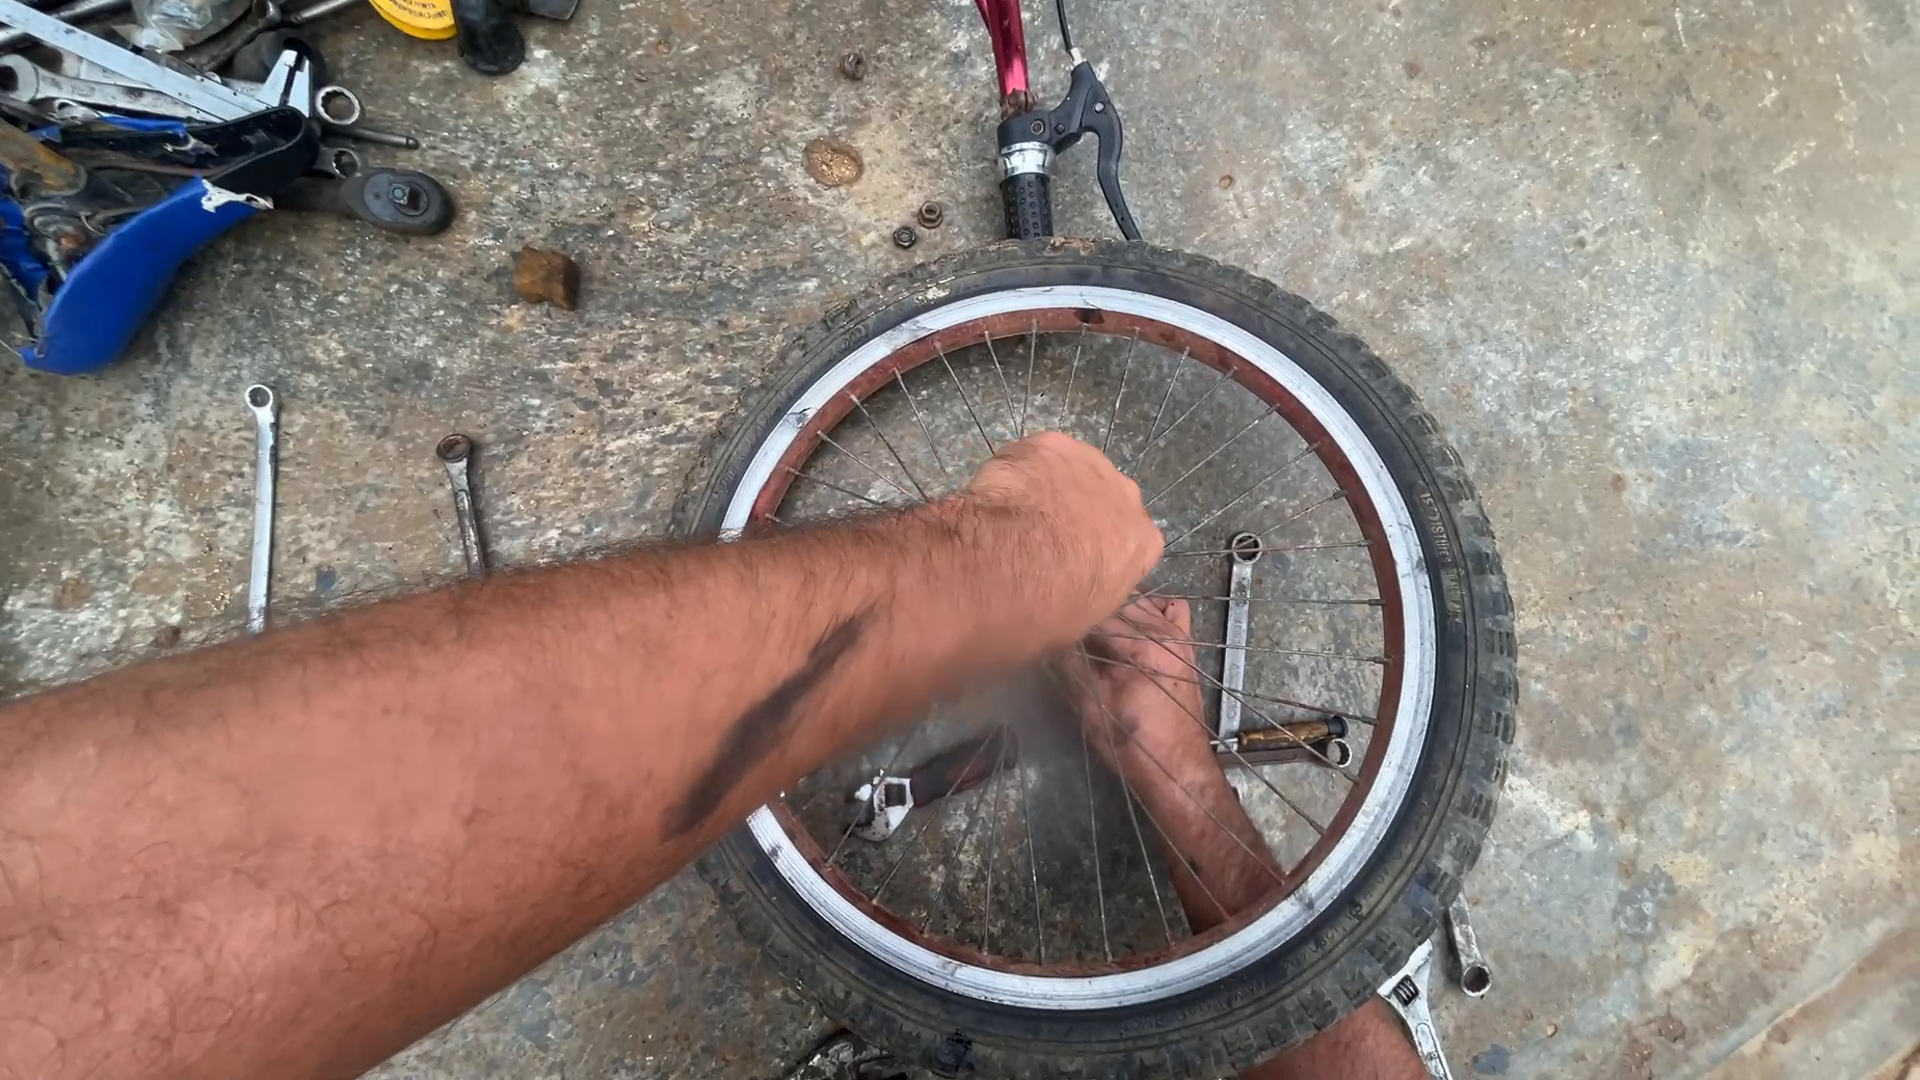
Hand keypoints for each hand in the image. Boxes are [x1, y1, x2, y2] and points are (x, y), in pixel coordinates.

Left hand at [958, 433, 1162, 648]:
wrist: (1006, 569)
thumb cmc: (1047, 611)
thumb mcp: (1081, 618)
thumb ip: (1089, 590)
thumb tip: (1070, 590)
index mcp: (1142, 544)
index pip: (1130, 542)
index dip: (1099, 547)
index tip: (1072, 558)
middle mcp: (1127, 498)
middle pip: (1106, 499)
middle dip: (1078, 511)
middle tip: (1040, 534)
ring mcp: (1090, 464)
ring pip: (1071, 470)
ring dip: (1049, 485)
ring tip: (1014, 510)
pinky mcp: (1051, 444)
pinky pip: (1036, 454)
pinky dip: (1020, 467)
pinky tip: (1000, 487)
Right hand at [1057, 596, 1214, 785]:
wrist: (1178, 769)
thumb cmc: (1133, 741)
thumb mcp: (1092, 704)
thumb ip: (1071, 663)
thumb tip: (1049, 635)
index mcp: (1144, 645)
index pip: (1098, 614)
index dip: (1071, 617)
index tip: (1050, 620)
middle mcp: (1165, 632)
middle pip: (1119, 603)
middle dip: (1090, 611)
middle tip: (1065, 623)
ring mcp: (1179, 636)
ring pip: (1140, 602)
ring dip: (1114, 609)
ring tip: (1091, 626)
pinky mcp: (1185, 645)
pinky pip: (1169, 610)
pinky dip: (1149, 609)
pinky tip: (1130, 624)